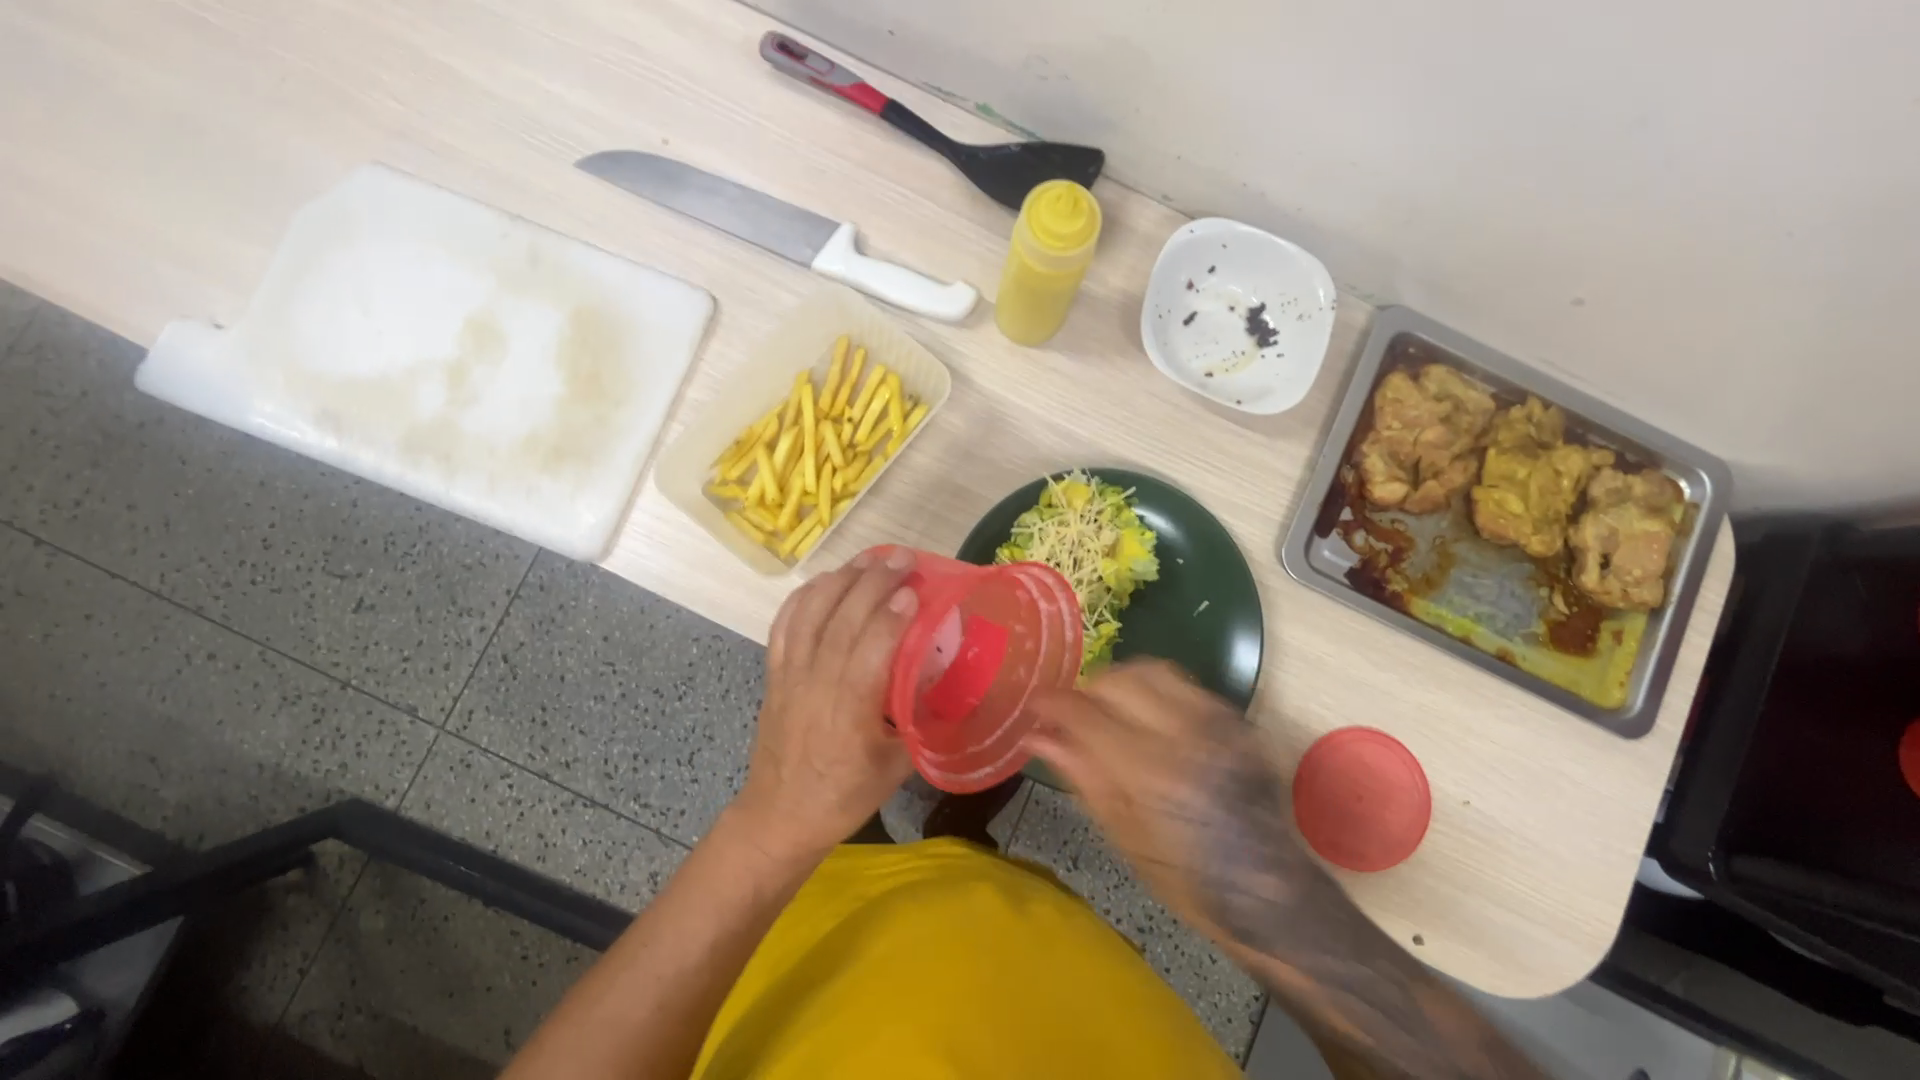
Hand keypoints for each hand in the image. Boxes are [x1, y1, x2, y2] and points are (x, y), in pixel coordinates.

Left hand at [732, 547, 919, 860]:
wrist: (780, 816)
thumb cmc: (843, 796)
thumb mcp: (896, 767)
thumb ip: (920, 723)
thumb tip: (948, 686)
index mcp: (849, 708)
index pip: (871, 645)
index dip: (894, 614)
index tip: (917, 589)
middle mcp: (816, 681)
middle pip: (843, 616)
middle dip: (874, 580)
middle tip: (902, 558)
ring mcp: (790, 673)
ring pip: (812, 611)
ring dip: (842, 579)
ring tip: (869, 560)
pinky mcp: (774, 673)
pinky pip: (785, 623)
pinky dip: (805, 596)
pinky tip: (825, 582)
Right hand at [1023, 659, 1312, 953]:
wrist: (1269, 890)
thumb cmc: (1187, 880)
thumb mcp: (1124, 838)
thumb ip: (1083, 777)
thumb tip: (1040, 737)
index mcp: (1148, 772)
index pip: (1085, 714)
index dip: (1053, 704)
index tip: (1037, 706)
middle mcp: (1182, 735)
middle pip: (1118, 680)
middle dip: (1087, 689)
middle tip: (1074, 711)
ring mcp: (1215, 723)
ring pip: (1152, 671)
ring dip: (1122, 681)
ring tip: (1110, 708)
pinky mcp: (1236, 722)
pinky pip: (1185, 685)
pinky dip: (1156, 690)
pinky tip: (1149, 717)